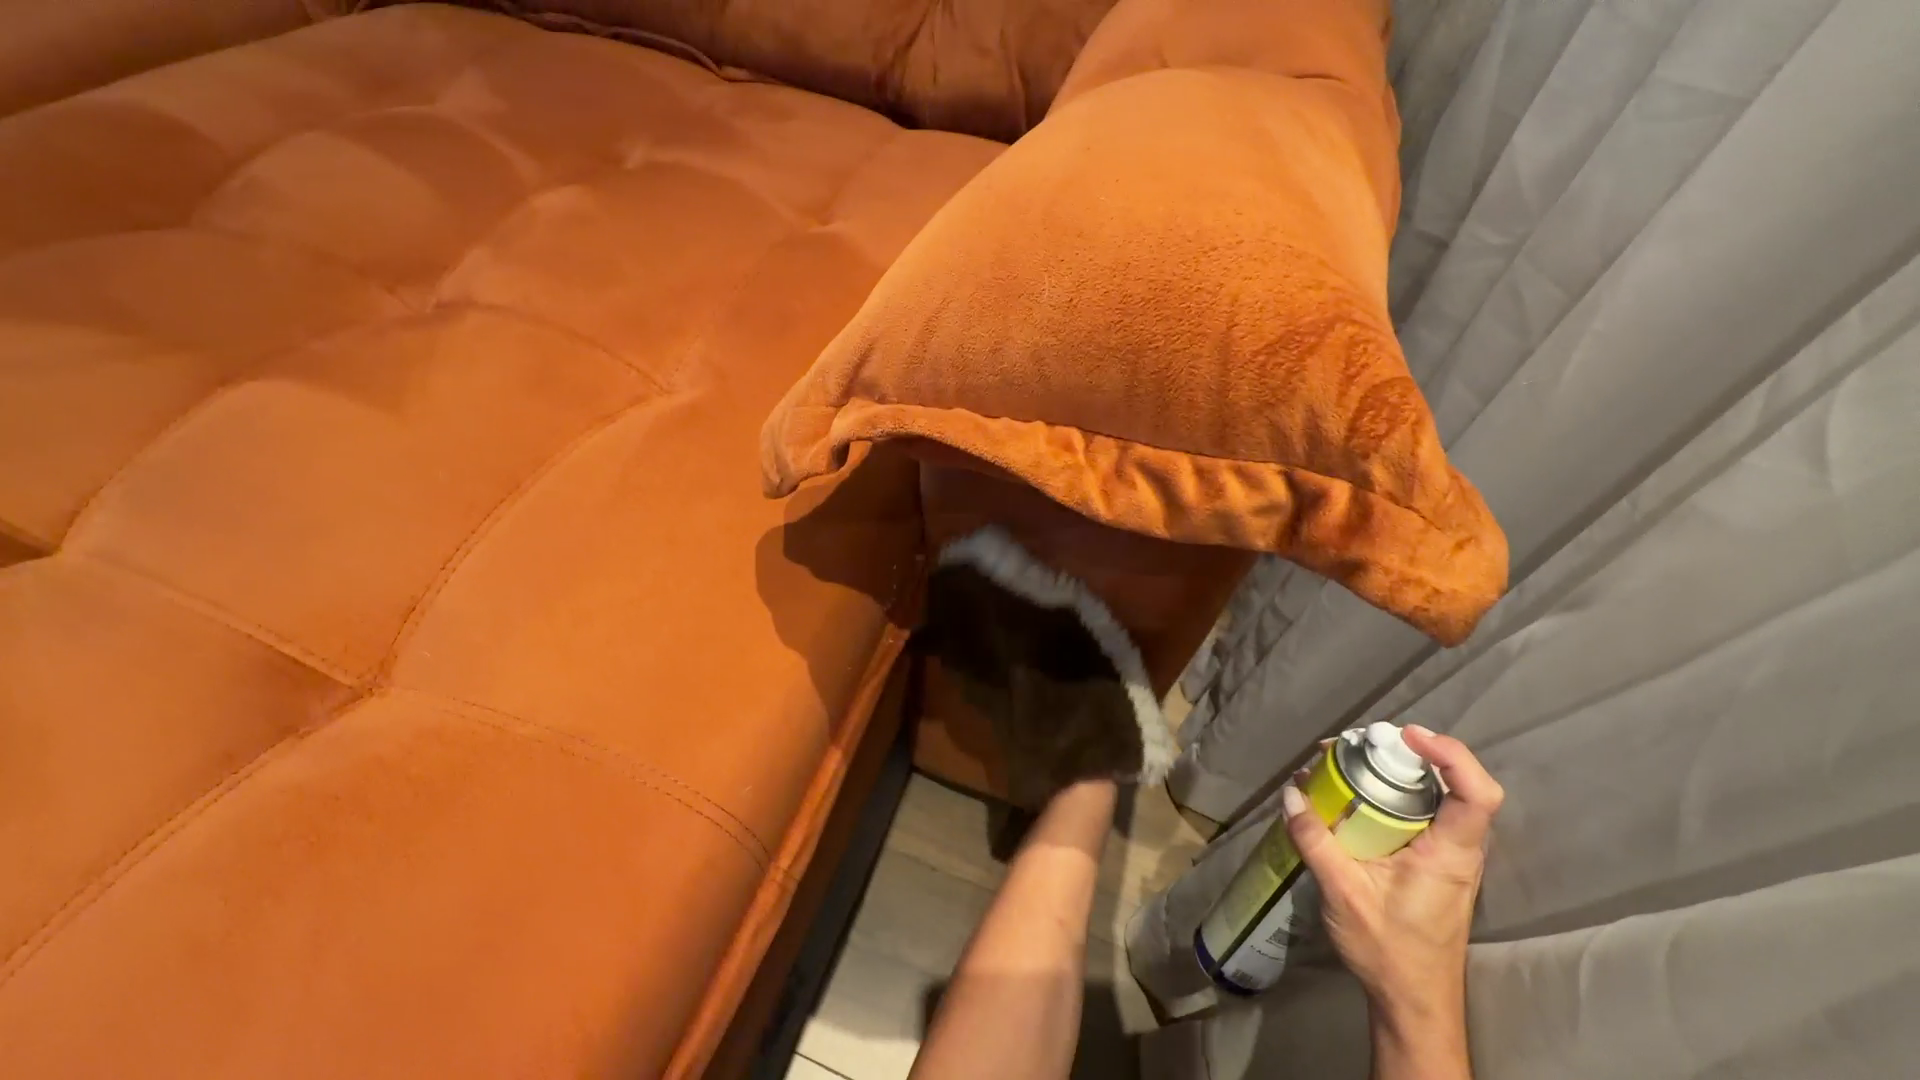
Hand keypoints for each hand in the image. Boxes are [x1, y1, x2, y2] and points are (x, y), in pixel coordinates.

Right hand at [1280, 726, 1503, 1020]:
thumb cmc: (1389, 951)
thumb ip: (1316, 841)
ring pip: (1432, 797)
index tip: (1406, 736)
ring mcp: (1447, 856)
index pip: (1476, 794)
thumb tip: (1290, 795)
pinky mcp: (1431, 863)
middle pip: (1451, 784)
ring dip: (1393, 773)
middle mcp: (1458, 849)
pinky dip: (1387, 796)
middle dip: (1404, 754)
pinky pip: (1417, 814)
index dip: (1450, 754)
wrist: (1412, 1000)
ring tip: (1343, 763)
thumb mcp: (1344, 894)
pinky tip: (1351, 796)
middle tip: (1354, 745)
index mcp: (1450, 855)